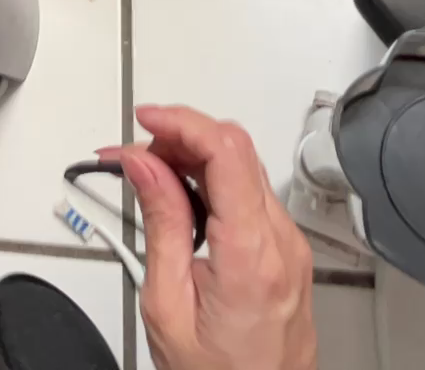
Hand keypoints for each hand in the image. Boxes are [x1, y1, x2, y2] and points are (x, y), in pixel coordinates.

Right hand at [106, 105, 317, 369]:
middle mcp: (281, 242)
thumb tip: (142, 164)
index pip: (226, 152)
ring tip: (149, 174)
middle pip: (234, 148)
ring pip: (241, 162)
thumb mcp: (167, 305)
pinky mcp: (286, 248)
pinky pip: (248, 188)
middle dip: (179, 135)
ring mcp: (289, 243)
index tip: (146, 119)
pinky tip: (178, 191)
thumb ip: (160, 223)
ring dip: (192, 153)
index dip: (182, 122)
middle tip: (136, 156)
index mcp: (252, 256)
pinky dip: (209, 176)